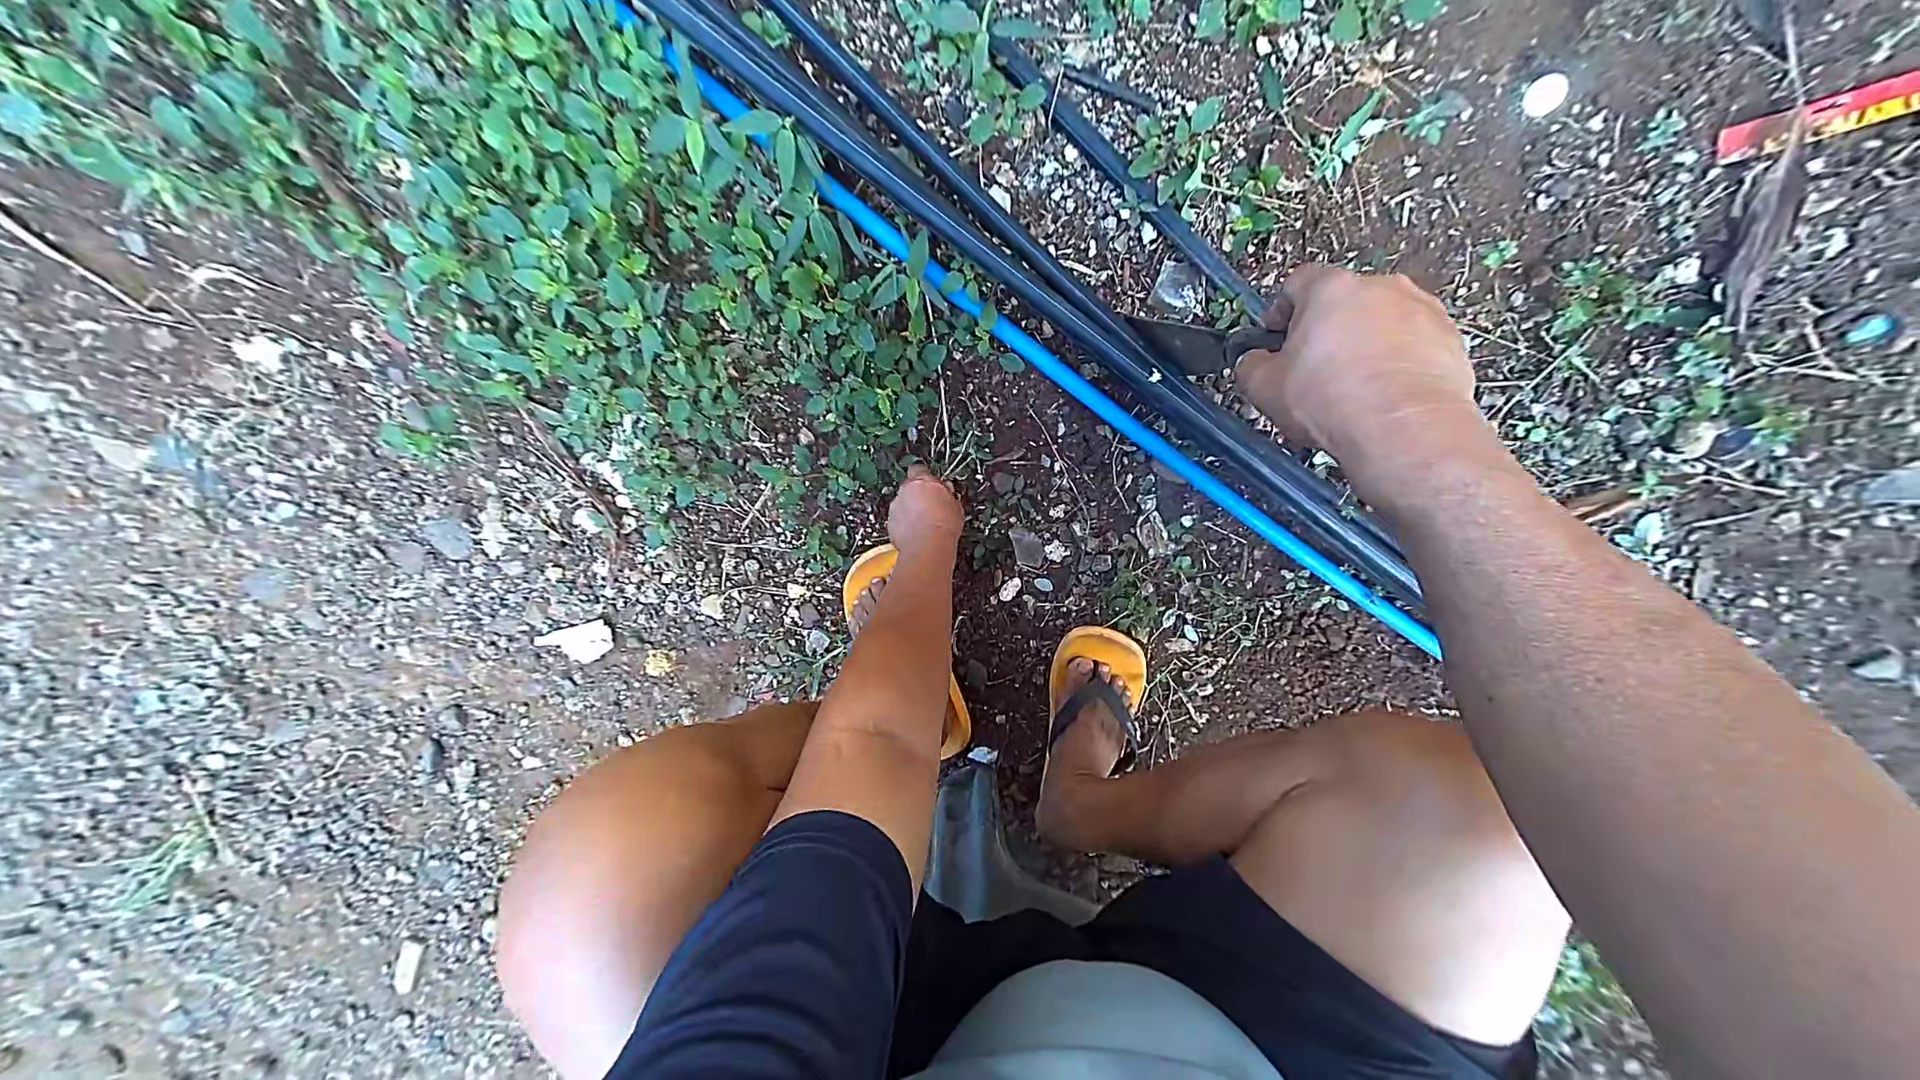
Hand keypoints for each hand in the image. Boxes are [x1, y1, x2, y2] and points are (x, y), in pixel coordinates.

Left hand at [887, 464, 961, 556]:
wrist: (929, 544)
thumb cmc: (943, 525)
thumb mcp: (955, 504)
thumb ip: (948, 494)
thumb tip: (948, 492)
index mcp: (923, 480)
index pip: (919, 468)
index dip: (924, 476)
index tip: (930, 483)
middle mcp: (906, 490)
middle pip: (909, 487)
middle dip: (917, 494)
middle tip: (930, 506)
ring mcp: (896, 506)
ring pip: (902, 503)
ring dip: (910, 509)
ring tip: (924, 522)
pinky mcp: (890, 521)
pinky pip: (897, 519)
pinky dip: (904, 523)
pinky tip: (916, 531)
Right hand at [1235, 266, 1491, 497]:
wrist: (1400, 428)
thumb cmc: (1334, 401)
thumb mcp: (1263, 387)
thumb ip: (1251, 365)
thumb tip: (1252, 363)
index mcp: (1330, 290)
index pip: (1296, 283)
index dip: (1280, 311)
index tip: (1275, 334)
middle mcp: (1379, 288)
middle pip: (1342, 303)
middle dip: (1324, 333)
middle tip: (1309, 371)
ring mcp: (1420, 311)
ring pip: (1379, 324)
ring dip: (1361, 349)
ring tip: (1346, 391)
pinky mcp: (1447, 339)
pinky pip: (1412, 347)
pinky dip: (1394, 366)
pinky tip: (1377, 398)